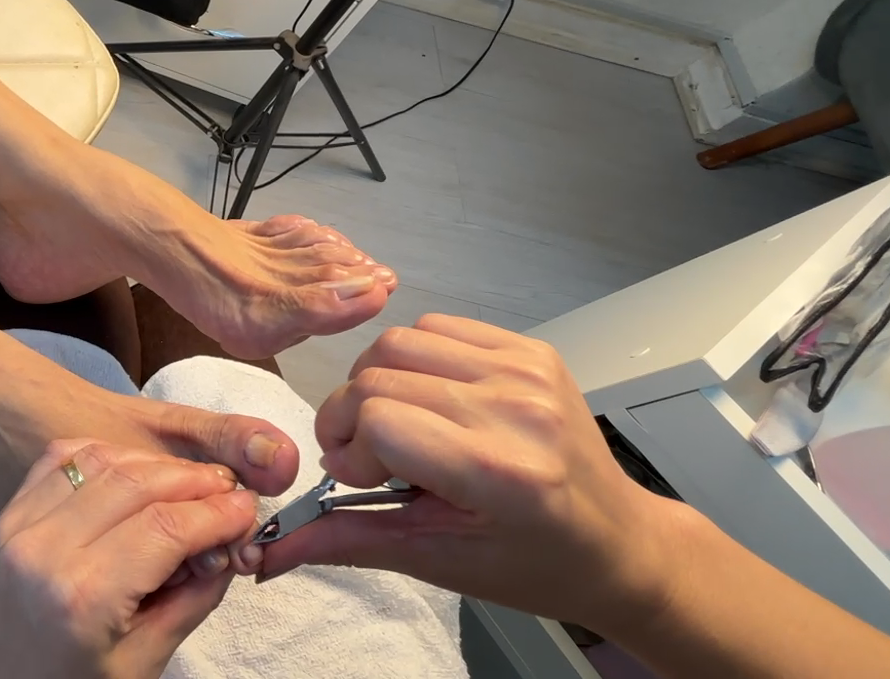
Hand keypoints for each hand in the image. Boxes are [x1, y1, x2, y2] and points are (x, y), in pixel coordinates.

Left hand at [0, 440, 260, 678]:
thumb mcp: (141, 664)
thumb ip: (189, 599)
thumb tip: (230, 543)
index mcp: (81, 597)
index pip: (164, 529)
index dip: (215, 513)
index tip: (249, 507)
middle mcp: (46, 548)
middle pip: (135, 484)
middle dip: (191, 479)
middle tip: (228, 488)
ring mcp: (20, 523)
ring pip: (99, 460)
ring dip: (152, 461)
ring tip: (190, 477)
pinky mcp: (8, 512)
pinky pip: (61, 458)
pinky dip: (105, 453)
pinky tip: (135, 466)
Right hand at [258, 314, 673, 630]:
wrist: (620, 543)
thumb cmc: (531, 562)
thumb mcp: (436, 561)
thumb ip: (349, 539)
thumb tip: (269, 549)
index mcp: (502, 473)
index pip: (380, 420)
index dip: (350, 447)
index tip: (360, 477)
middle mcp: (518, 410)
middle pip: (377, 375)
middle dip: (350, 415)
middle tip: (367, 454)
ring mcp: (526, 371)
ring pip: (396, 342)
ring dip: (375, 381)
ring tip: (399, 421)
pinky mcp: (529, 348)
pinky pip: (430, 326)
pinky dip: (411, 357)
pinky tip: (429, 396)